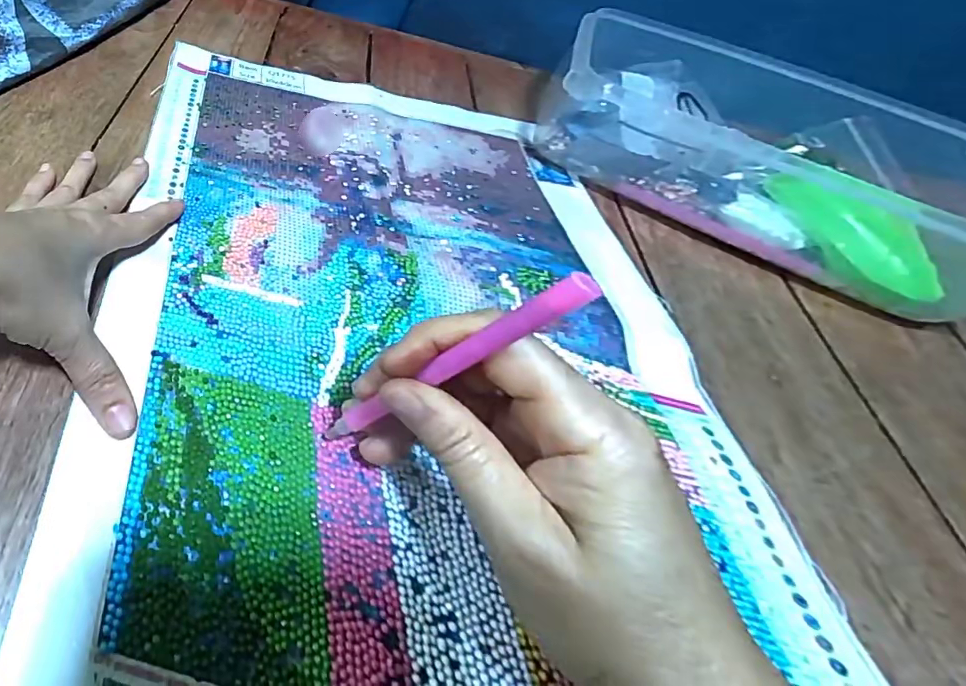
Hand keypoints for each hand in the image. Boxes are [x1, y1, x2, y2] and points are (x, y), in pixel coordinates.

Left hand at [0, 152, 181, 438]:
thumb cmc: (21, 295)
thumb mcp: (65, 336)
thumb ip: (96, 377)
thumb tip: (127, 429)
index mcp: (89, 241)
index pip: (134, 228)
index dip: (158, 217)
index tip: (178, 198)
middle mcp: (64, 222)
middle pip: (103, 199)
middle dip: (126, 184)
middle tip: (143, 160)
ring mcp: (30, 217)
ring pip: (63, 192)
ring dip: (77, 175)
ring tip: (87, 154)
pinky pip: (24, 198)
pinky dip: (33, 186)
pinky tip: (36, 174)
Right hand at [349, 314, 780, 685]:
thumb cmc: (606, 621)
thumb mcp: (519, 535)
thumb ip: (458, 448)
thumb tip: (397, 387)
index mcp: (591, 424)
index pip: (503, 343)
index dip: (434, 343)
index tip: (380, 375)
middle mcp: (584, 414)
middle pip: (485, 364)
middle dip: (416, 379)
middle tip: (360, 412)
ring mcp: (570, 436)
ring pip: (478, 394)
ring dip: (419, 410)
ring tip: (368, 442)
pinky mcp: (558, 459)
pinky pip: (489, 427)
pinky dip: (441, 435)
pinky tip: (399, 453)